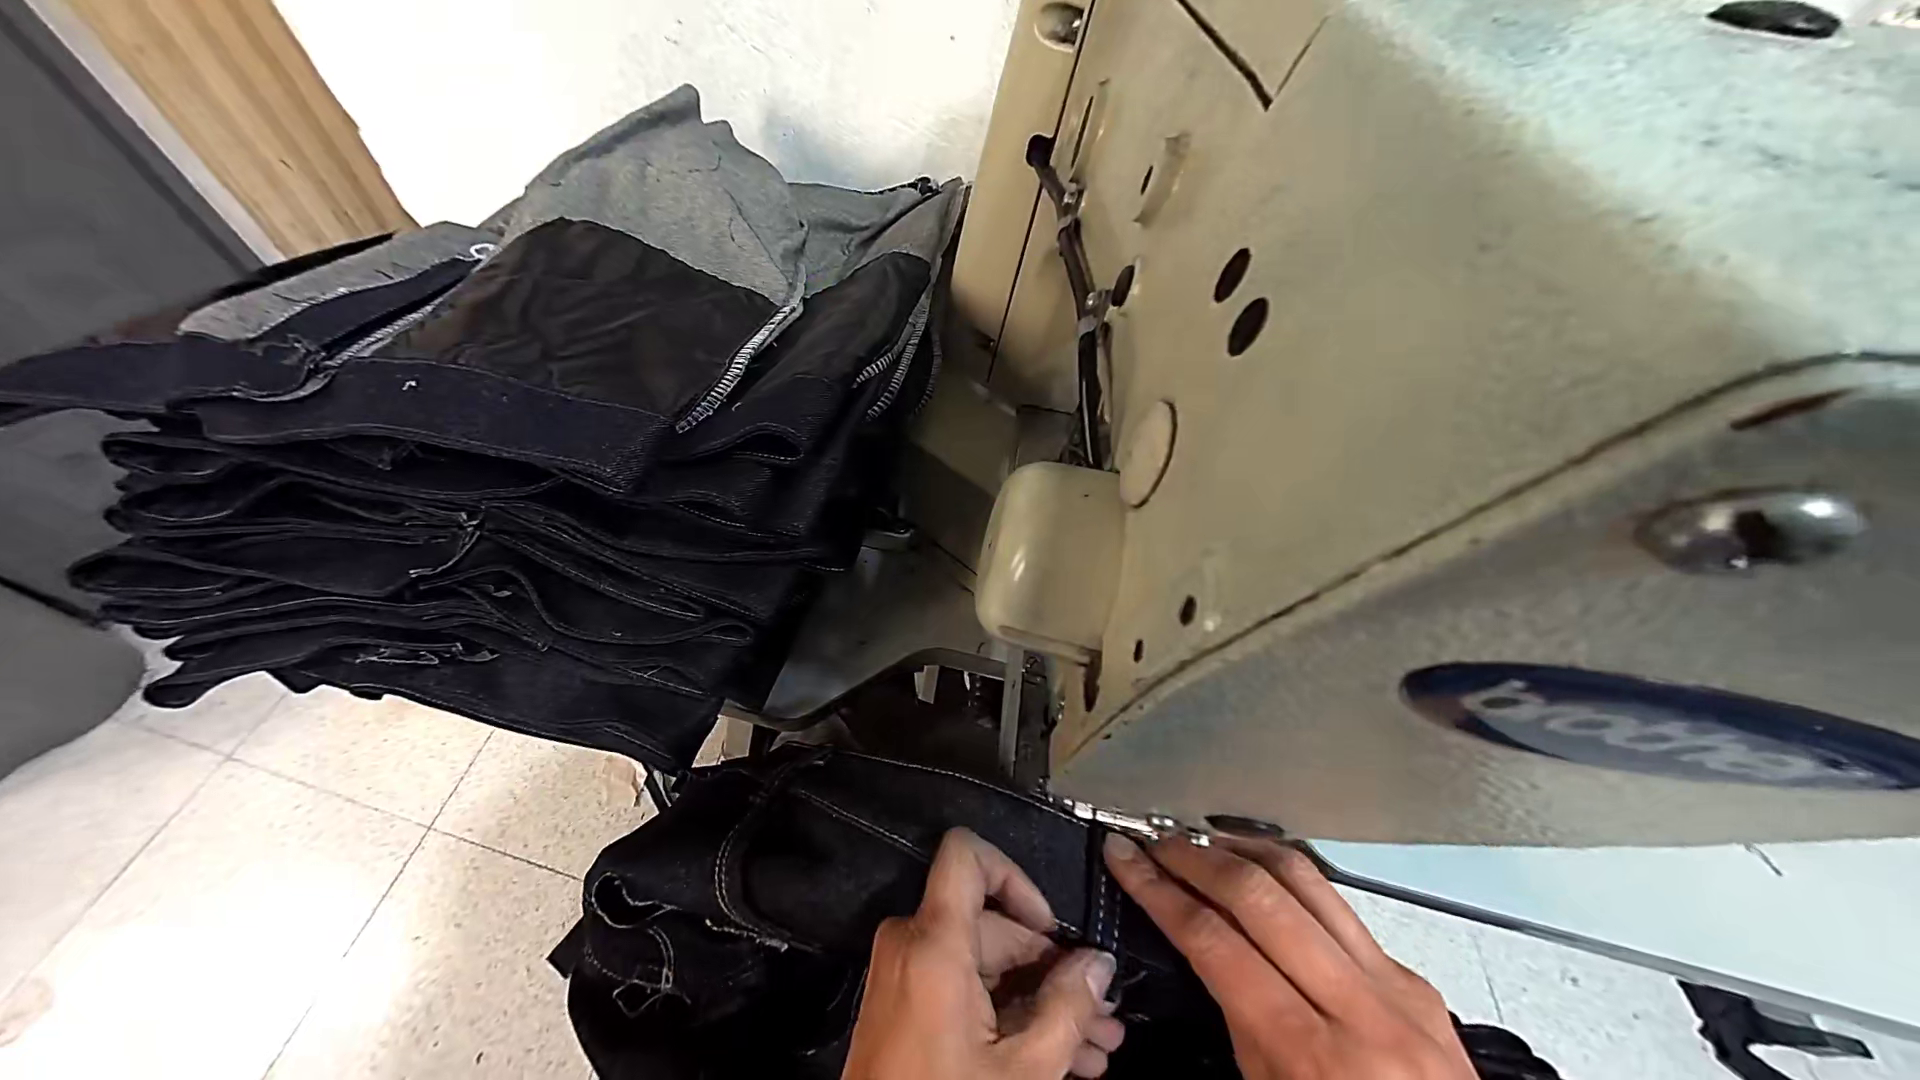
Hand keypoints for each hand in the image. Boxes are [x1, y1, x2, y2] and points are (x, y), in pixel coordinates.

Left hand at [843, 828, 1125, 1079]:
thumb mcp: (1022, 1069)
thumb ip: (1068, 1008)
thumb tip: (1099, 963)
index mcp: (933, 940)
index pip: (966, 854)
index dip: (1013, 876)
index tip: (1048, 926)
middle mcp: (912, 941)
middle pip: (989, 921)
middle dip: (1050, 965)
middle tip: (1101, 1009)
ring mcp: (906, 971)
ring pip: (983, 960)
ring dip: (1039, 995)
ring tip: (1095, 1040)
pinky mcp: (906, 1001)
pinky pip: (961, 983)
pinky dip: (1006, 1008)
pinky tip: (1060, 1050)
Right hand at [1104, 833, 1476, 1079]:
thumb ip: (1234, 1021)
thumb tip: (1198, 940)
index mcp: (1310, 1055)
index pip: (1212, 940)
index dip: (1156, 889)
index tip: (1124, 857)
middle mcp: (1357, 1007)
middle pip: (1255, 893)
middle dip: (1190, 855)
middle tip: (1153, 842)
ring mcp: (1394, 985)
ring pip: (1302, 876)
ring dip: (1237, 847)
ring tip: (1197, 841)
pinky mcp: (1413, 977)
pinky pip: (1336, 904)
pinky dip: (1285, 877)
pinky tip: (1258, 875)